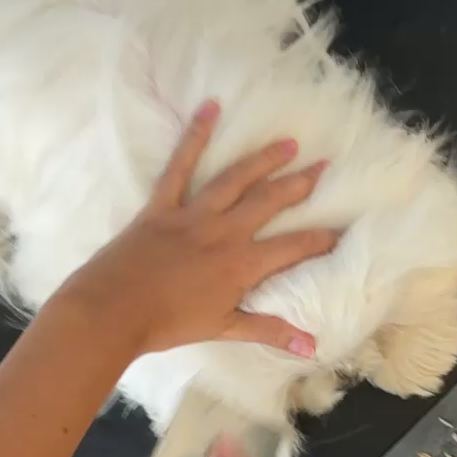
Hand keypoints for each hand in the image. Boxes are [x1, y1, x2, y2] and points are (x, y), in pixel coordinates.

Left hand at [53, 99, 340, 356]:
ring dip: (263, 159)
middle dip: (299, 185)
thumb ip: (269, 331)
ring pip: (235, 179)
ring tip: (287, 143)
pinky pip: (181, 165)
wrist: (113, 311)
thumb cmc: (168, 324)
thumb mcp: (223, 328)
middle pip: (270, 202)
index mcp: (241, 265)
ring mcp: (193, 214)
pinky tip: (210, 109)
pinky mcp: (162, 205)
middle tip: (323, 167)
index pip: (293, 248)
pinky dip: (195, 136)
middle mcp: (224, 232)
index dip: (321, 239)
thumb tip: (311, 347)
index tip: (343, 228)